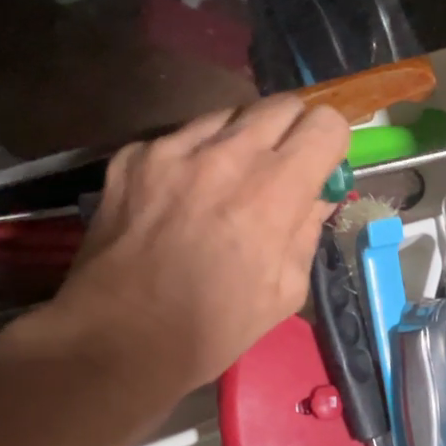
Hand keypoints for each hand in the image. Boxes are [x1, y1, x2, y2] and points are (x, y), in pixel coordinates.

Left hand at [34, 95, 350, 402]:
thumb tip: (319, 194)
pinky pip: (180, 136)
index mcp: (273, 190)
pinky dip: (193, 156)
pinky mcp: (133, 155)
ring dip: (242, 140)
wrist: (115, 340)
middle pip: (282, 104)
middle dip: (292, 132)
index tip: (320, 168)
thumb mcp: (286, 290)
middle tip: (281, 168)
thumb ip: (308, 229)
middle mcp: (226, 154)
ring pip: (230, 114)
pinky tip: (181, 194)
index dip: (330, 144)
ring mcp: (173, 149)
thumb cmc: (212, 327)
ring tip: (226, 181)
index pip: (325, 123)